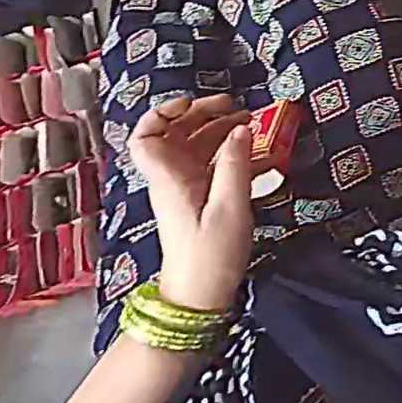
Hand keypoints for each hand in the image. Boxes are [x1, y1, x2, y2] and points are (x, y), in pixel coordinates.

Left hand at [128, 95, 254, 311]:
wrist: (200, 298)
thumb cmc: (210, 255)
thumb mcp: (229, 209)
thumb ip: (235, 166)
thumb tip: (241, 129)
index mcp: (170, 178)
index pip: (145, 137)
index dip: (162, 113)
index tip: (192, 104)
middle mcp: (174, 178)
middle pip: (177, 134)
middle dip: (204, 114)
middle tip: (236, 108)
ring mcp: (187, 188)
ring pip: (196, 147)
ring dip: (220, 131)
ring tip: (250, 123)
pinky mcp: (200, 199)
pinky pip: (211, 165)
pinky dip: (230, 154)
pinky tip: (255, 153)